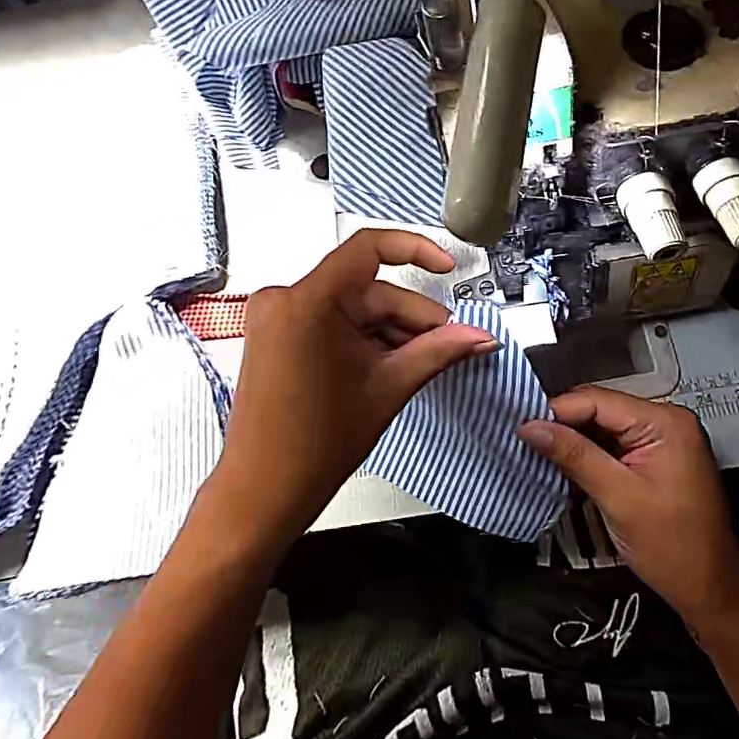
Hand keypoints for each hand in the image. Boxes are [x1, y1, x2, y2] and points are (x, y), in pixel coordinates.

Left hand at [211, 229, 499, 549]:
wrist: (264, 489)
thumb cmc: (307, 449)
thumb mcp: (388, 388)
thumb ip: (439, 351)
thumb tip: (474, 335)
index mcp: (307, 304)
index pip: (369, 248)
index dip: (416, 249)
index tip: (444, 263)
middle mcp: (284, 301)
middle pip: (368, 289)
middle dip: (411, 317)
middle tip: (447, 342)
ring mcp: (278, 316)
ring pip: (354, 307)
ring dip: (390, 331)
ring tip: (418, 362)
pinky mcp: (279, 332)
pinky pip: (334, 319)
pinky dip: (364, 337)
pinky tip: (389, 362)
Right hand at [519, 387, 738, 621]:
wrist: (713, 591)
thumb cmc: (672, 546)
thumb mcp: (618, 498)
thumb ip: (574, 456)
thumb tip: (528, 427)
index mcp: (664, 421)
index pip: (597, 401)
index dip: (556, 411)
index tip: (520, 426)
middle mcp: (664, 420)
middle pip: (599, 411)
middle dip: (562, 426)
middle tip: (523, 441)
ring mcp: (660, 439)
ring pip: (602, 428)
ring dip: (572, 443)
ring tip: (535, 453)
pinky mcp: (654, 458)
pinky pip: (612, 445)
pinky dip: (588, 457)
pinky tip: (563, 469)